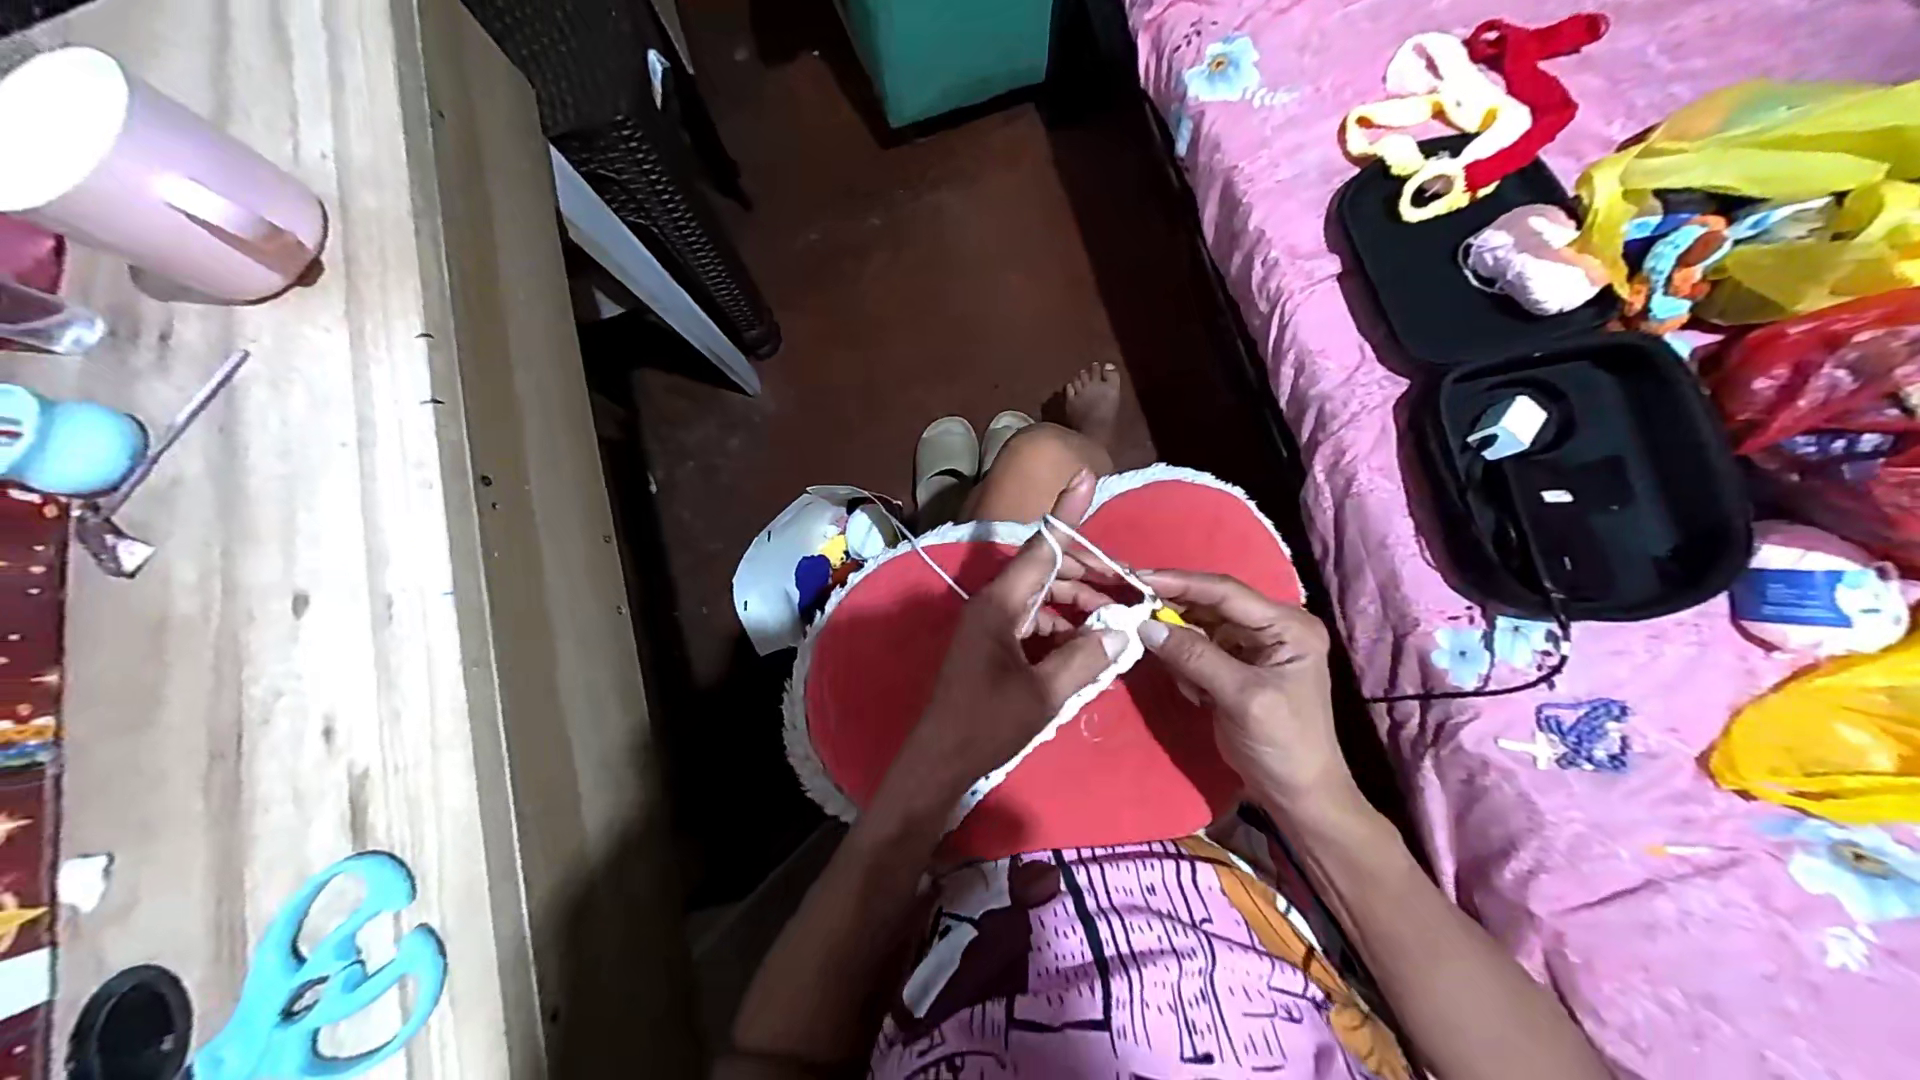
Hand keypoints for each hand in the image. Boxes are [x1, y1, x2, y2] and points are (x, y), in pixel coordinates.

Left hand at [873, 471, 1126, 819]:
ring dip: (1079, 606)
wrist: (939, 762)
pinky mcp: (993, 646)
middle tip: (1130, 587)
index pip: (1042, 549)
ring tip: (1117, 623)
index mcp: (1001, 605)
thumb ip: (1086, 657)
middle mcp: (994, 605)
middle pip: (1047, 572)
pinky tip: (1089, 647)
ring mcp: (991, 625)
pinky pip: (1035, 623)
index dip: (1067, 514)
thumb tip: (1122, 630)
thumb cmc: (987, 725)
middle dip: (1088, 575)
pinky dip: (1063, 629)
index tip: (1086, 479)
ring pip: (1043, 599)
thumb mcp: (1045, 694)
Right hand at [1132, 570, 1359, 814]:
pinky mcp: (1235, 664)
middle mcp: (1271, 626)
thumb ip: (1195, 656)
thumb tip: (1145, 625)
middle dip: (1172, 611)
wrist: (1298, 795)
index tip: (1138, 578)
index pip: (1226, 591)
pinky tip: (1194, 692)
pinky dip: (1184, 663)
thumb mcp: (1241, 697)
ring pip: (1198, 626)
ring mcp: (1252, 645)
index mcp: (1287, 625)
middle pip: (1210, 604)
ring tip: (1181, 677)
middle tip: (1132, 611)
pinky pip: (1197, 649)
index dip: (1181, 583)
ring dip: (1178, 644)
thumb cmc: (1283, 744)